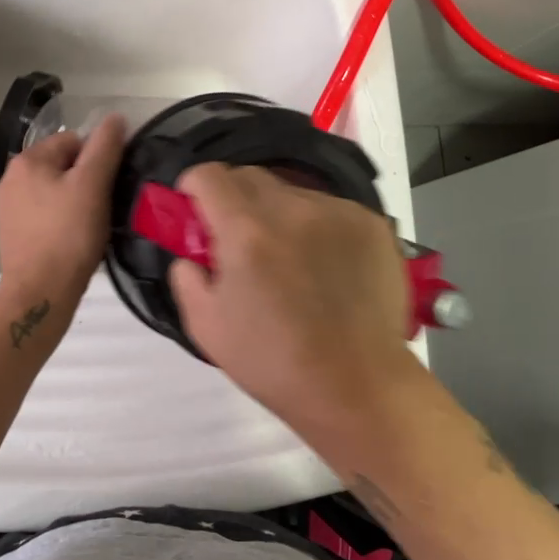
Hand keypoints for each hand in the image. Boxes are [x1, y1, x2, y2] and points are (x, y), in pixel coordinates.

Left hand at [0, 115, 125, 305]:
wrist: (39, 292)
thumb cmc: (69, 236)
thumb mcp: (93, 185)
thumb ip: (105, 147)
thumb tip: (115, 118)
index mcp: (27, 160)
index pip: (74, 141)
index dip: (97, 161)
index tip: (107, 189)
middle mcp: (10, 177)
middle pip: (63, 165)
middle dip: (85, 182)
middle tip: (100, 209)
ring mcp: (7, 206)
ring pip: (54, 190)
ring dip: (74, 202)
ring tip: (88, 227)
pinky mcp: (11, 231)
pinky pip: (44, 213)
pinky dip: (60, 221)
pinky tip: (71, 241)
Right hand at [168, 164, 419, 431]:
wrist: (358, 385)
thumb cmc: (274, 362)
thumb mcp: (206, 327)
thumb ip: (187, 277)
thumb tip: (192, 254)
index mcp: (245, 230)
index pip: (209, 174)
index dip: (194, 186)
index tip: (196, 210)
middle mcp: (292, 209)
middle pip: (250, 175)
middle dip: (234, 197)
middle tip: (238, 238)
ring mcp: (337, 212)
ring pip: (293, 192)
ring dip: (278, 213)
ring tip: (289, 257)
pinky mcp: (371, 224)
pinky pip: (331, 209)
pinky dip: (318, 227)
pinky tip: (326, 267)